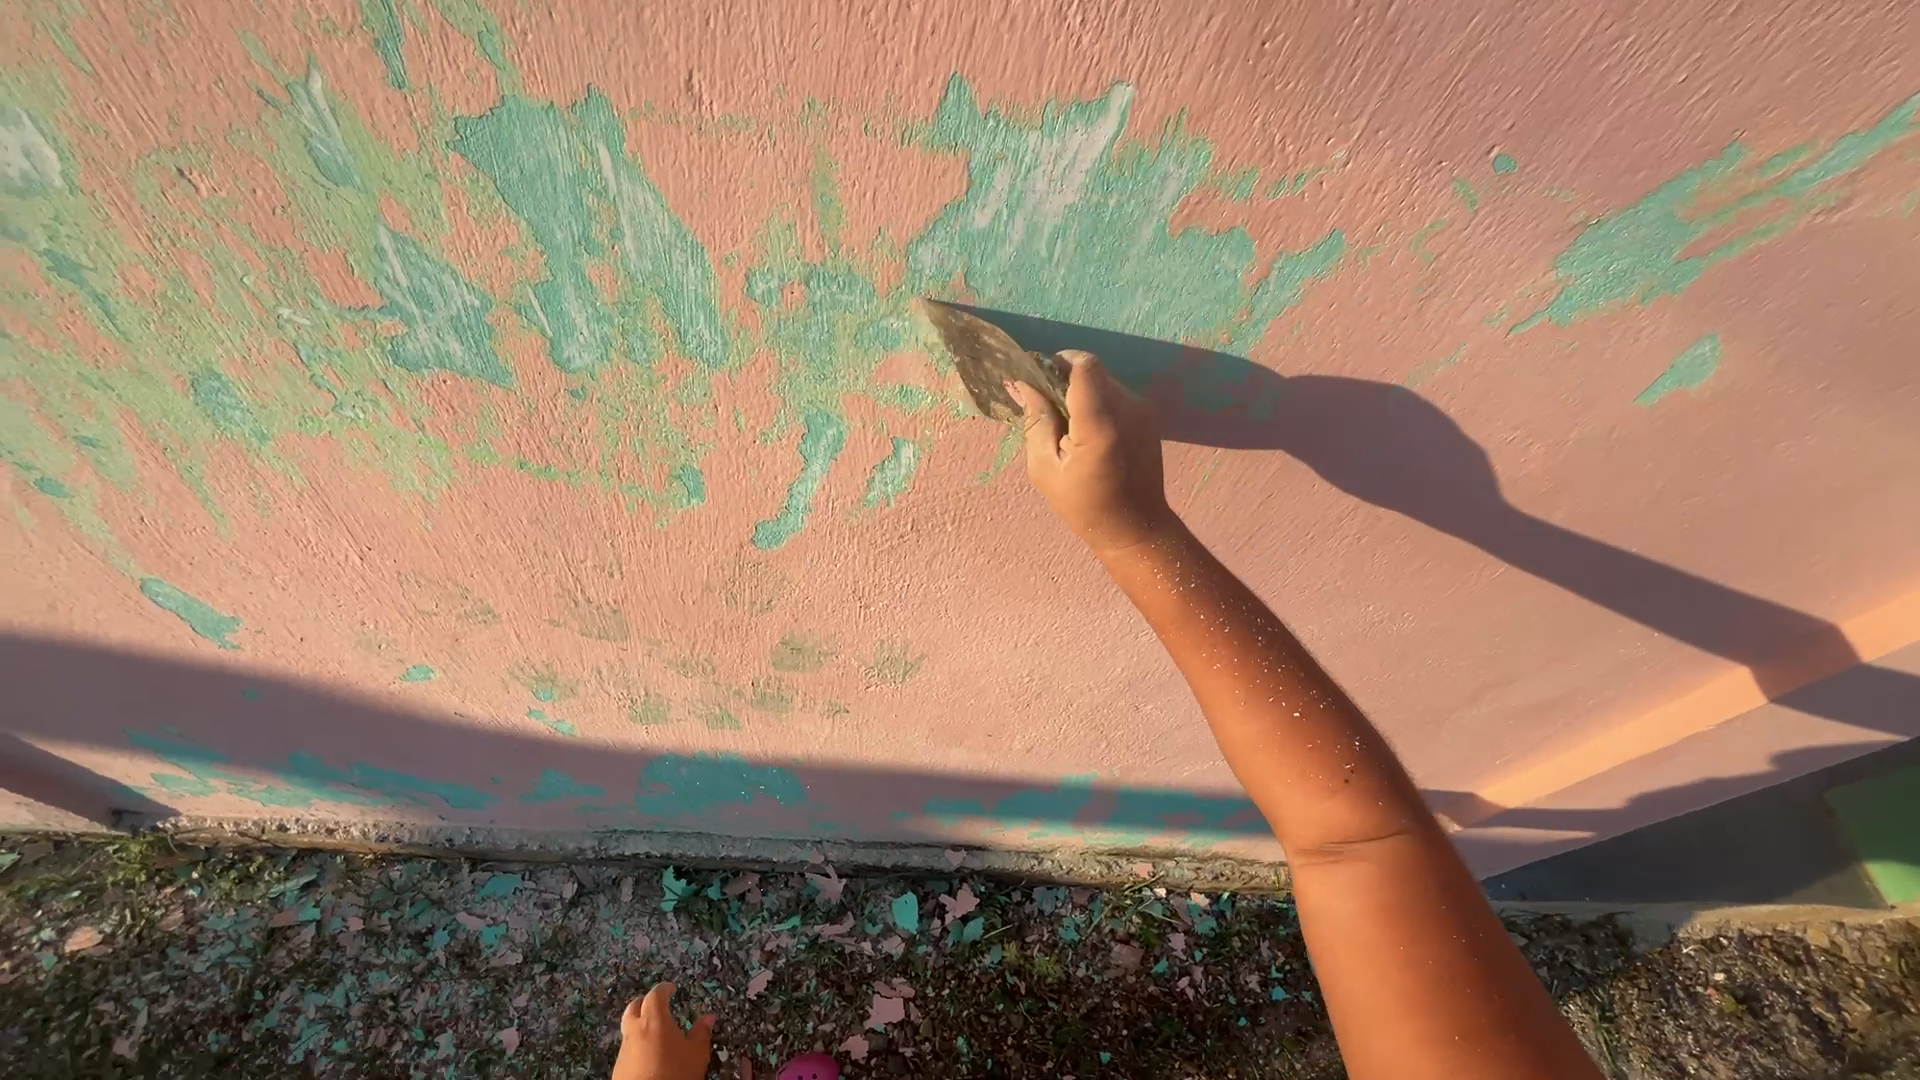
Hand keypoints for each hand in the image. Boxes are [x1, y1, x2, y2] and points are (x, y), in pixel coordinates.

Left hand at [611, 983, 713, 1079]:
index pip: (655, 995)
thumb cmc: (675, 1074)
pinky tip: (647, 1057)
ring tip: (654, 1034)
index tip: (672, 989)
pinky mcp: (618, 1071)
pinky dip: (636, 1047)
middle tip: (656, 1005)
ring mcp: (623, 1052)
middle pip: (633, 1008)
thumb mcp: (696, 1053)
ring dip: (639, 1027)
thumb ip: (701, 1032)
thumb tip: (708, 1017)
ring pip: (628, 1031)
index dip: (663, 989)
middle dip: (644, 1003)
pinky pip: (627, 1051)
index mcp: (654, 1020)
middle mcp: (635, 1032)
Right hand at [1007, 350, 1176, 554]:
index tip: (1038, 382)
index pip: (1083, 366)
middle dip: (1065, 381)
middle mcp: (1127, 409)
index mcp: (1100, 424)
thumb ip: (1036, 421)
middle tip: (1048, 411)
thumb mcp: (1045, 469)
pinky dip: (1097, 404)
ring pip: (1103, 381)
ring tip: (1069, 429)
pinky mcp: (1147, 416)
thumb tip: (1023, 383)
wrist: (1136, 527)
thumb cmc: (1084, 506)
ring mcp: (1142, 410)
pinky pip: (1115, 394)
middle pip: (1091, 371)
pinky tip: (1088, 435)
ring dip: (1081, 394)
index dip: (1057, 364)